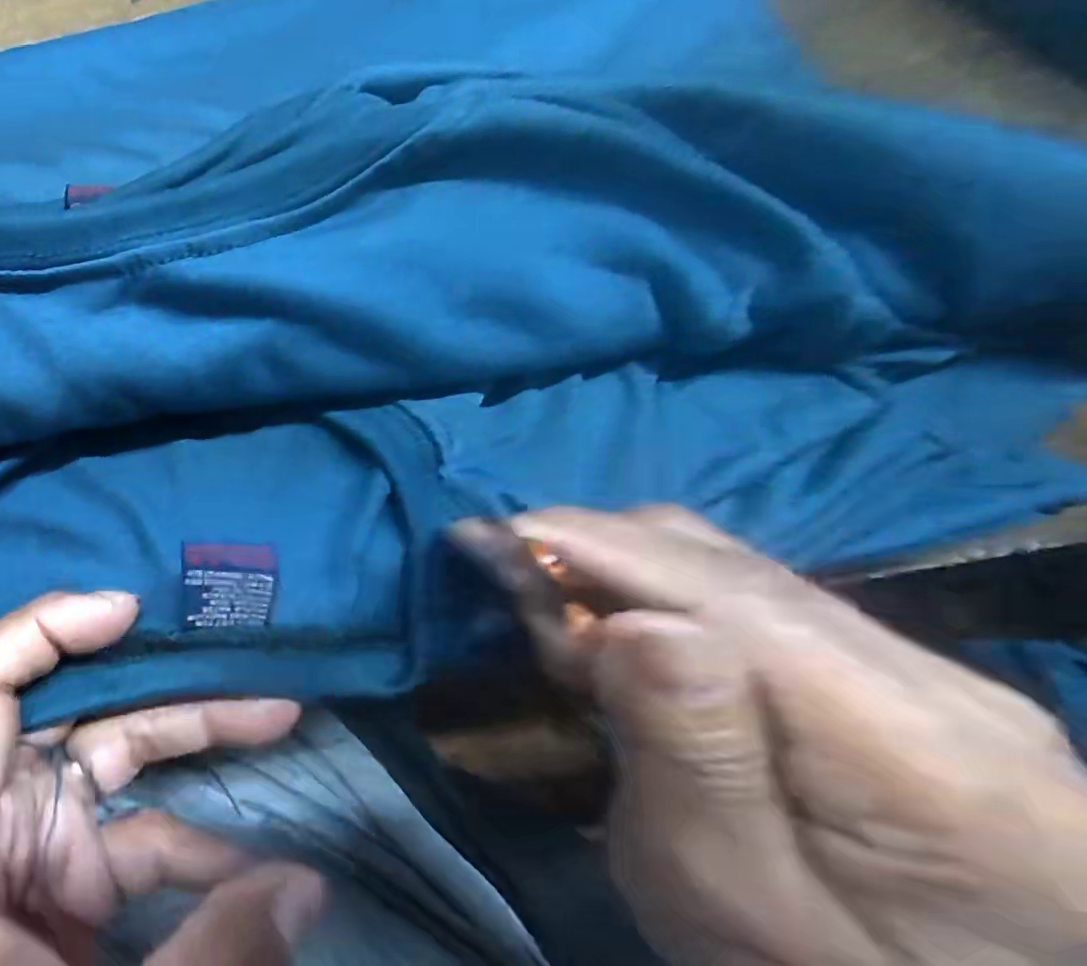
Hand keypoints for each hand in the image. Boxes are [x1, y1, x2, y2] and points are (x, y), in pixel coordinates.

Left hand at [0, 590, 325, 964]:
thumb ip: (213, 950)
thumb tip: (308, 887)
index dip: (46, 628)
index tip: (127, 610)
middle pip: (67, 707)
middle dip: (158, 681)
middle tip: (236, 660)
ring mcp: (30, 841)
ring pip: (110, 752)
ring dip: (191, 735)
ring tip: (274, 714)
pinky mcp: (67, 873)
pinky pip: (137, 828)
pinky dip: (199, 839)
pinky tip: (266, 866)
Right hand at [511, 506, 1086, 965]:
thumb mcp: (721, 889)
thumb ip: (689, 754)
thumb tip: (632, 624)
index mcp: (917, 752)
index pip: (733, 600)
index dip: (600, 549)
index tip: (489, 535)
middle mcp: (937, 687)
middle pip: (734, 569)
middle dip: (597, 553)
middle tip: (503, 583)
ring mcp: (921, 680)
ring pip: (737, 572)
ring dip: (621, 570)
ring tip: (544, 602)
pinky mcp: (888, 686)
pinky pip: (748, 603)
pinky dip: (657, 596)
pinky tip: (611, 627)